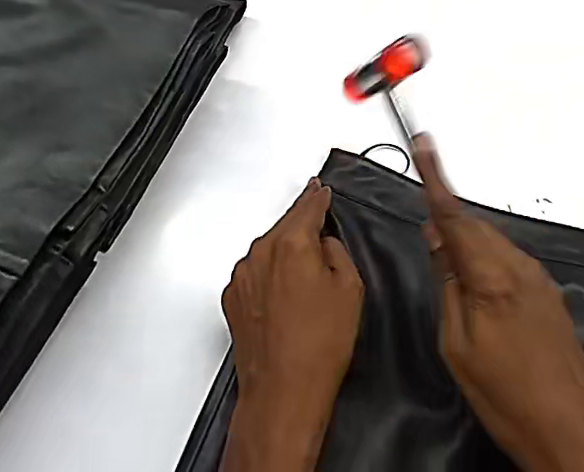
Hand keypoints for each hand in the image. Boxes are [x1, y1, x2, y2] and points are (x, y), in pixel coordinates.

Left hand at [221, 179, 364, 471]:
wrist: (283, 394)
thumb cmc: (317, 348)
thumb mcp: (350, 290)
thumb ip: (338, 252)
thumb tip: (325, 243)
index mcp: (291, 243)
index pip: (308, 205)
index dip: (318, 196)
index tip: (321, 189)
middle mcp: (261, 252)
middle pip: (285, 224)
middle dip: (302, 222)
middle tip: (317, 221)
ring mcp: (243, 275)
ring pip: (268, 248)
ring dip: (285, 251)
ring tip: (306, 277)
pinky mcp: (233, 297)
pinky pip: (255, 272)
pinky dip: (269, 274)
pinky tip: (286, 297)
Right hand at [416, 136, 583, 471]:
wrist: (575, 438)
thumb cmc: (511, 399)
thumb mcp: (457, 344)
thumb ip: (447, 281)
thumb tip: (437, 238)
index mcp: (492, 277)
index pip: (453, 214)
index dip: (435, 176)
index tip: (425, 144)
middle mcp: (520, 268)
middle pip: (473, 225)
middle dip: (448, 224)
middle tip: (428, 242)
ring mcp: (538, 279)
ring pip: (491, 241)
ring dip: (468, 246)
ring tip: (454, 285)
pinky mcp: (549, 293)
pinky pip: (508, 260)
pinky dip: (488, 262)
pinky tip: (482, 297)